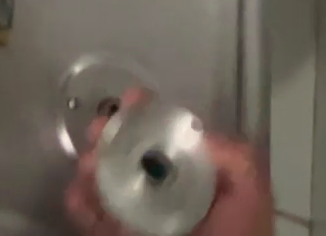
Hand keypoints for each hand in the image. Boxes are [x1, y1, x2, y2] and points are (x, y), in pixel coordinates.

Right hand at [64, 91, 274, 235]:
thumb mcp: (248, 202)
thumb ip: (237, 163)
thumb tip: (195, 132)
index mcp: (197, 187)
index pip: (168, 143)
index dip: (147, 118)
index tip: (130, 101)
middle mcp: (165, 201)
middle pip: (130, 158)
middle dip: (110, 138)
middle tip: (96, 132)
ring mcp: (139, 223)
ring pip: (106, 185)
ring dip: (92, 169)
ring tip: (87, 167)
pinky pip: (93, 219)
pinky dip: (81, 205)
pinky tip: (77, 197)